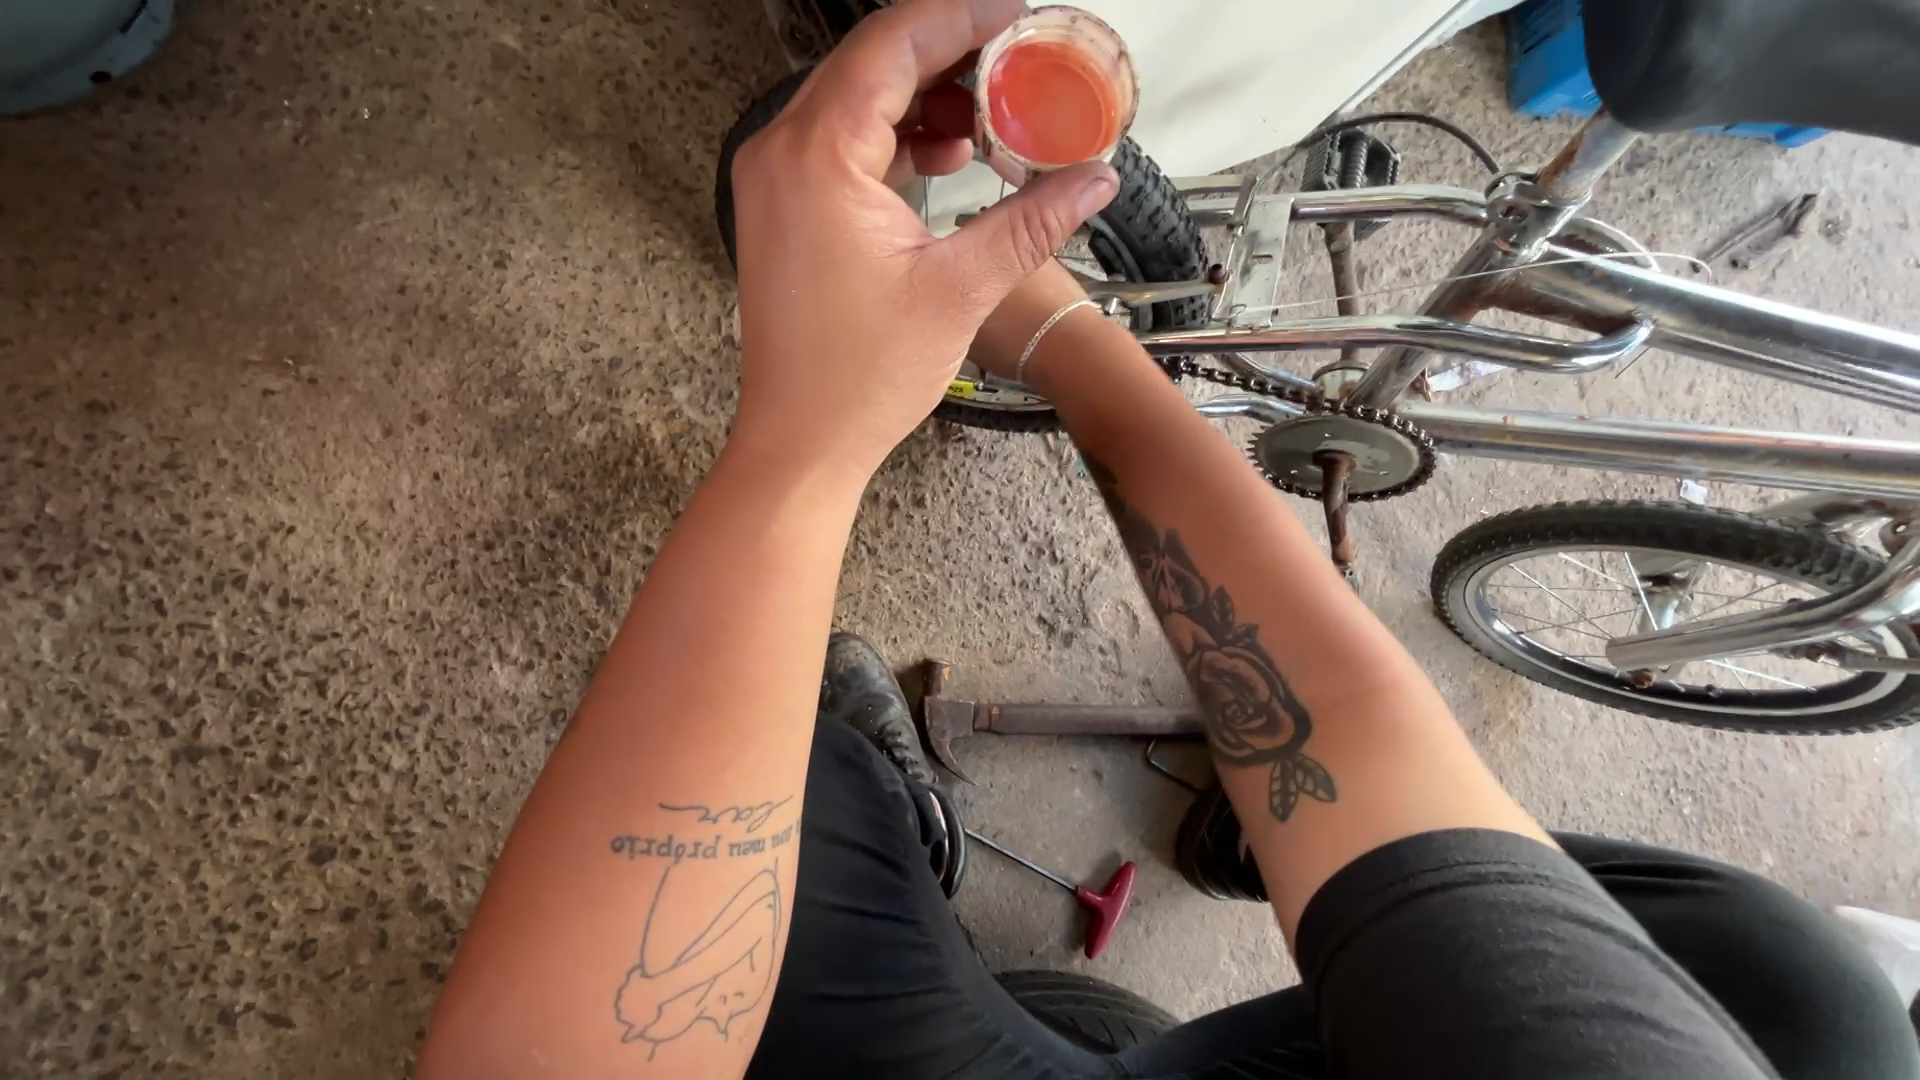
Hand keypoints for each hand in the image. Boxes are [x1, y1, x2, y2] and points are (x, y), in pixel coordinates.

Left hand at [727, 0, 1119, 477]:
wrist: (804, 438)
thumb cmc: (860, 378)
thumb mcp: (959, 290)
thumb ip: (1030, 221)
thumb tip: (1093, 179)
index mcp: (818, 158)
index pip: (893, 44)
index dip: (963, 17)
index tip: (1019, 15)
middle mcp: (781, 154)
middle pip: (871, 64)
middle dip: (950, 59)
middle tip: (1016, 69)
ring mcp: (775, 183)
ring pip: (855, 103)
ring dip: (923, 102)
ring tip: (990, 124)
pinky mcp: (785, 211)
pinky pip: (841, 146)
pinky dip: (894, 142)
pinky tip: (944, 160)